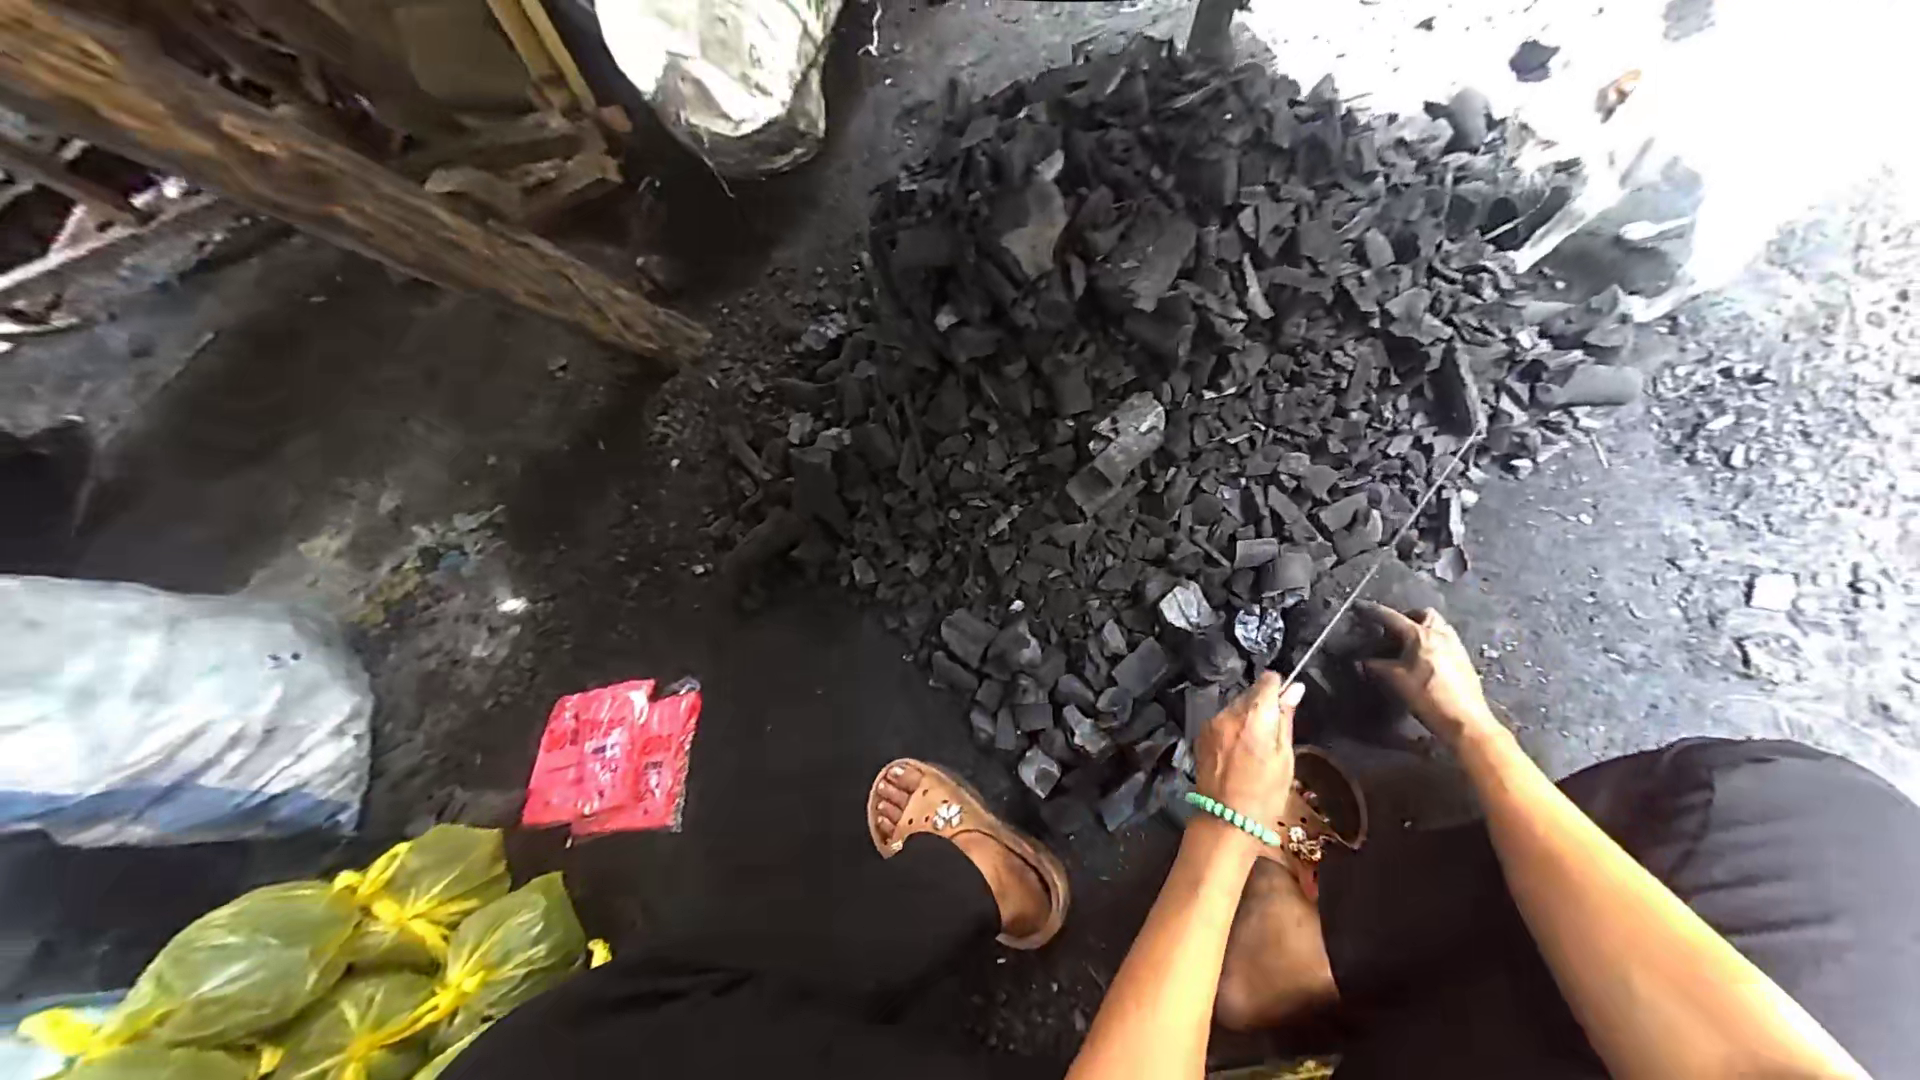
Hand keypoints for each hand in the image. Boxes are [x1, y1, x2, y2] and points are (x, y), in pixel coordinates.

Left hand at [1194, 672, 1303, 844]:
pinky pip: (1221, 720)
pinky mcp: (1200, 734)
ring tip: (1255, 742)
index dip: (1278, 686)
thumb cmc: (1265, 792)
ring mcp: (1211, 723)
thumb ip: (1286, 718)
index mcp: (1254, 716)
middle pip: (1249, 693)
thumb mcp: (1284, 756)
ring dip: (1246, 715)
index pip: (1266, 682)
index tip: (1285, 697)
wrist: (1226, 818)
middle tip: (1273, 727)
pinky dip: (1231, 726)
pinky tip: (1238, 748)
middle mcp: (1228, 713)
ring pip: (1234, 706)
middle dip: (1262, 703)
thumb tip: (1294, 688)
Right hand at [1356, 601, 1501, 747]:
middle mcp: (1441, 635)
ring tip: (1407, 644)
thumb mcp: (1394, 680)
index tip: (1360, 607)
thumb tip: (1362, 661)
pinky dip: (1432, 641)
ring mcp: (1456, 647)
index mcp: (1420, 636)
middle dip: (1407, 616)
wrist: (1465, 721)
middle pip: (1423, 614)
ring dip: (1421, 628)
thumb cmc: (1427, 696)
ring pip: (1438, 626)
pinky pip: (1446, 640)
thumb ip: (1375, 665)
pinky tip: (1423, 658)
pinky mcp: (1464, 660)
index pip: (1391, 617)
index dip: (1373, 611)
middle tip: (1393, 629)